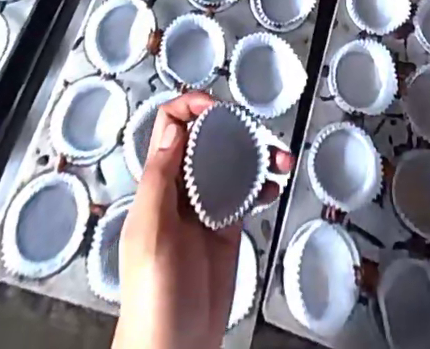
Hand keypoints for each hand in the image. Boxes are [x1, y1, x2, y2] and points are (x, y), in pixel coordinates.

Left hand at [113, 92, 292, 348]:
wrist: (173, 348)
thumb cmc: (151, 297)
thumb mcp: (150, 233)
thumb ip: (159, 180)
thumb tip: (172, 128)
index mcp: (157, 183)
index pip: (170, 125)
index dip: (190, 106)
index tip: (215, 106)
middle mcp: (181, 188)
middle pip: (207, 138)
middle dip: (232, 126)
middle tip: (255, 128)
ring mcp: (205, 206)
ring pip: (231, 163)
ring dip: (255, 153)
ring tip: (279, 158)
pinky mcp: (226, 226)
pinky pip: (246, 193)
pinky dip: (262, 184)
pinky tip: (273, 185)